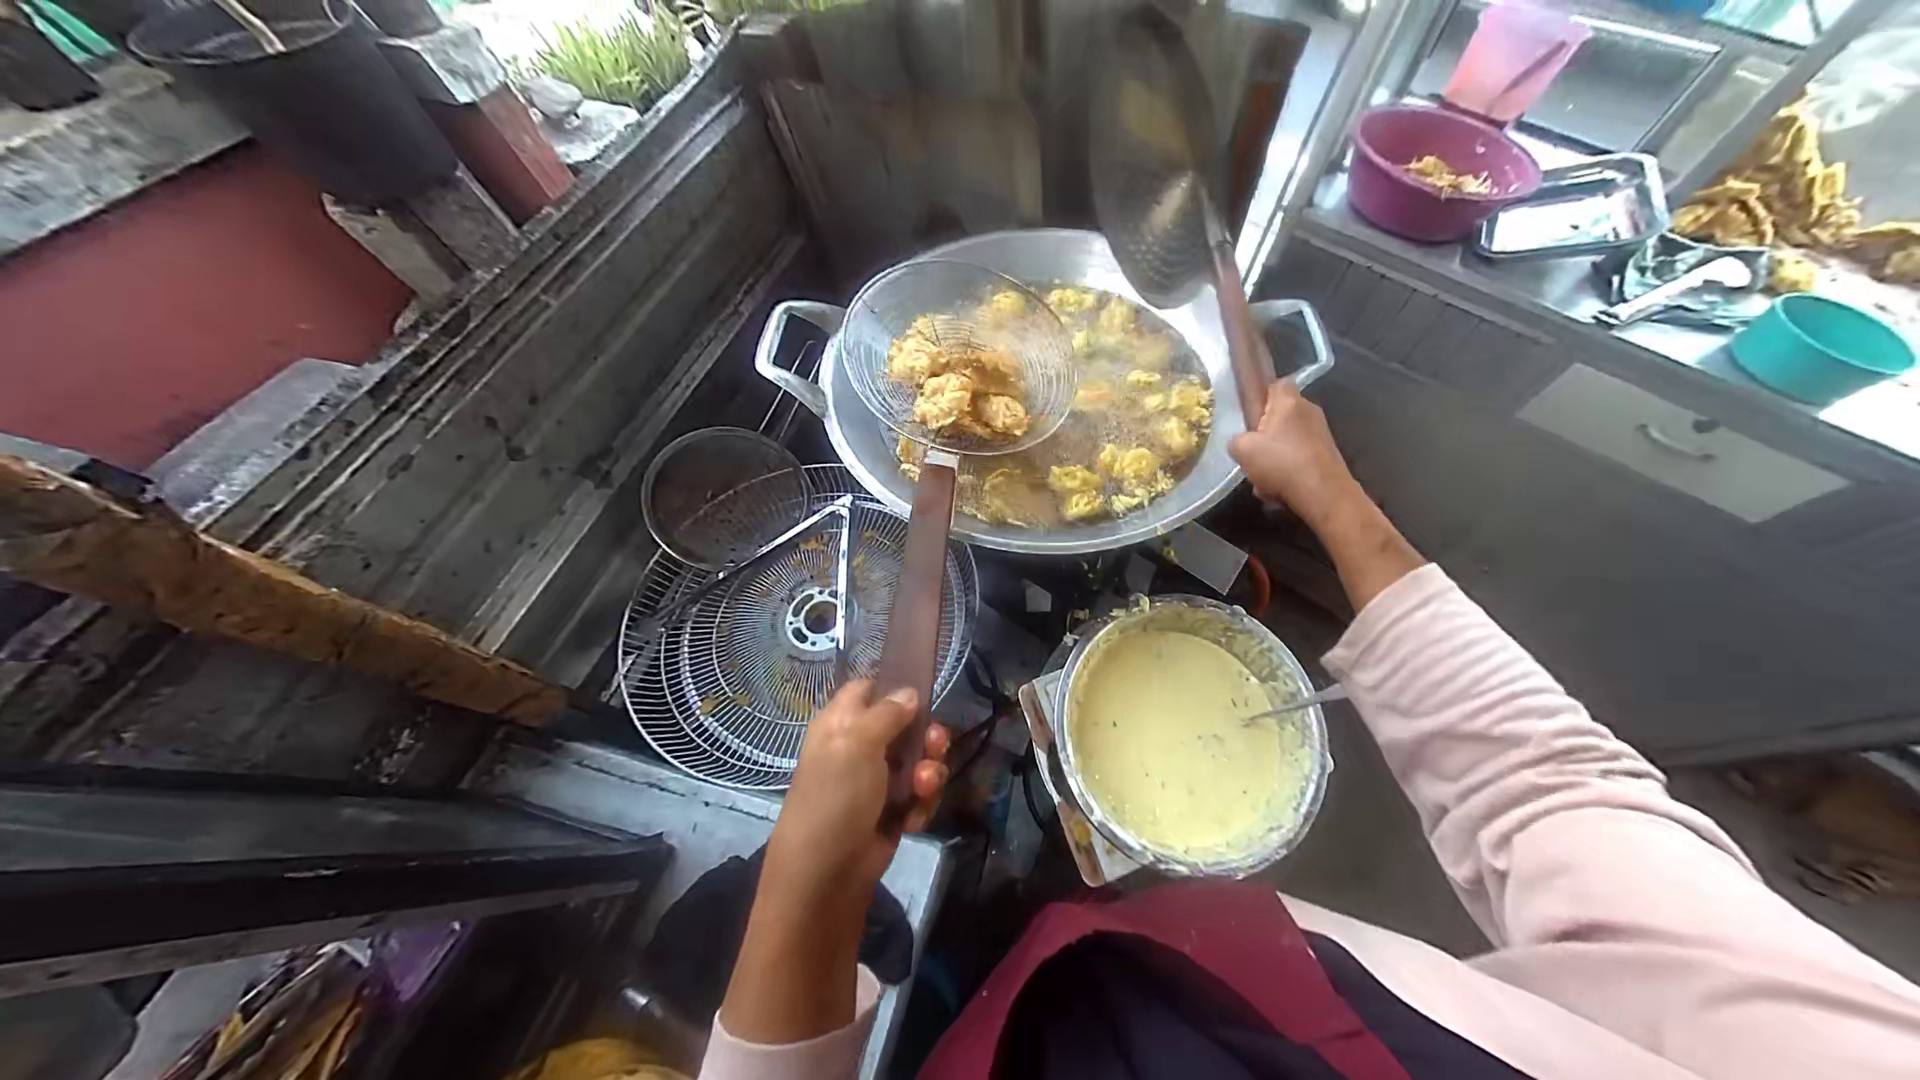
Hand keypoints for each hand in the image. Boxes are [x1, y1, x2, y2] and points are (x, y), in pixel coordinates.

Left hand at [763, 679, 950, 905]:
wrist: (827, 873)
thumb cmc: (836, 795)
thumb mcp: (856, 743)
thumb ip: (886, 712)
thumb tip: (909, 693)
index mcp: (841, 722)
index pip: (868, 689)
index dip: (894, 688)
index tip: (923, 692)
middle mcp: (860, 746)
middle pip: (905, 725)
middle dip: (926, 737)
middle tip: (935, 747)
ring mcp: (876, 780)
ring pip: (919, 761)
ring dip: (928, 775)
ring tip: (921, 791)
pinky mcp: (892, 810)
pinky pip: (919, 795)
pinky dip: (920, 804)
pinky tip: (911, 819)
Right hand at [1229, 378, 1364, 529]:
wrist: (1322, 493)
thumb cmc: (1280, 463)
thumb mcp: (1241, 450)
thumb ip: (1236, 439)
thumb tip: (1242, 442)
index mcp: (1289, 402)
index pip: (1276, 383)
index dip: (1260, 395)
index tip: (1248, 413)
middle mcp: (1309, 411)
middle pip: (1279, 415)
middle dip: (1263, 433)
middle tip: (1250, 450)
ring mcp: (1320, 434)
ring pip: (1286, 441)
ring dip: (1272, 458)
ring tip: (1262, 478)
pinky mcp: (1325, 455)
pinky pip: (1297, 458)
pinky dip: (1286, 472)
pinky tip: (1277, 490)